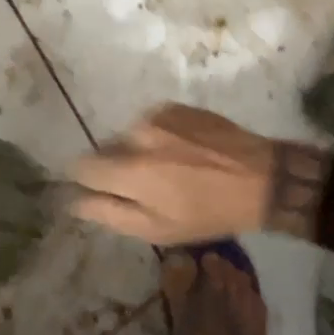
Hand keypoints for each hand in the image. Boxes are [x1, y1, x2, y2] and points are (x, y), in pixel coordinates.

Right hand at [68, 104, 275, 243]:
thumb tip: (74, 200)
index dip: (86, 180)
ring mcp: (157, 115)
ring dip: (139, 151)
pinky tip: (183, 152)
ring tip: (170, 170)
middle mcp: (136, 134)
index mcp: (130, 169)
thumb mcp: (157, 228)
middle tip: (147, 187)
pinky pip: (151, 123)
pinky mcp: (175, 106)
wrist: (259, 177)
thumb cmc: (207, 212)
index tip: (99, 191)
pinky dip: (159, 137)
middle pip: (106, 149)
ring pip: (130, 135)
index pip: (82, 165)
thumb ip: (110, 212)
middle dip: (117, 168)